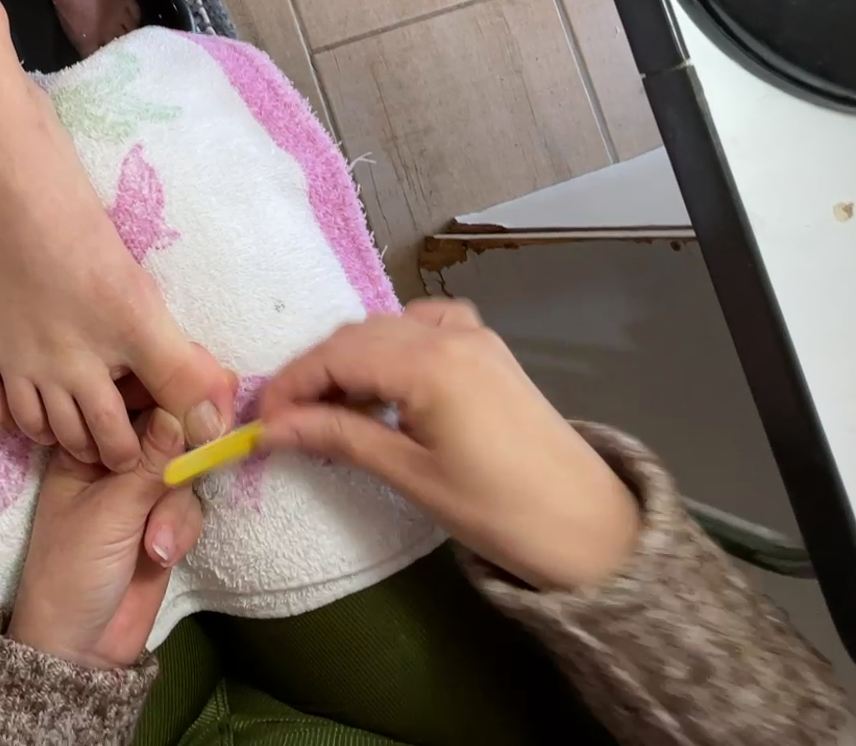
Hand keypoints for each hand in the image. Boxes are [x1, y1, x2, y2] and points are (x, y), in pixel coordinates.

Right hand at [0, 74, 233, 470]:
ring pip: (52, 432)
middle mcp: (73, 356)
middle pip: (106, 435)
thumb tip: (218, 386)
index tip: (184, 426)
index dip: (186, 424)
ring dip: (73, 441)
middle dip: (124, 447)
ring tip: (83, 434)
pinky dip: (21, 424)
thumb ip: (170, 336)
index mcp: (127, 324)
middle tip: (127, 438)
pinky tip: (30, 415)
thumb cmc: (63, 193)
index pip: (175, 399)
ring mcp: (17, 356)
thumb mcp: (129, 261)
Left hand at [7, 409, 203, 667]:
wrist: (79, 650)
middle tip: (208, 442)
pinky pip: (191, 504)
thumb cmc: (72, 569)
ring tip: (156, 542)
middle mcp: (116, 456)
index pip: (128, 398)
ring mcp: (142, 488)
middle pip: (167, 425)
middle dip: (186, 440)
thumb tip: (185, 405)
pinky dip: (181, 528)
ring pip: (185, 466)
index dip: (164, 390)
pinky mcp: (165, 519)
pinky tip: (161, 554)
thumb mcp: (109, 511)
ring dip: (176, 504)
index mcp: (85, 441)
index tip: (199, 390)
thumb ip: (150, 460)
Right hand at [258, 300, 638, 590]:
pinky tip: (383, 372)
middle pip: (354, 337)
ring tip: (328, 405)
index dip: (291, 385)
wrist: (594, 530)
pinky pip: (420, 324)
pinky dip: (388, 343)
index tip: (261, 420)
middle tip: (286, 418)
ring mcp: (470, 334)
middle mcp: (447, 334)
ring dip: (346, 359)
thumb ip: (339, 436)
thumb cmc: (500, 511)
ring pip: (382, 328)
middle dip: (312, 373)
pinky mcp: (483, 345)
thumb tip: (272, 428)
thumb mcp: (411, 476)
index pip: (335, 357)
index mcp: (430, 364)